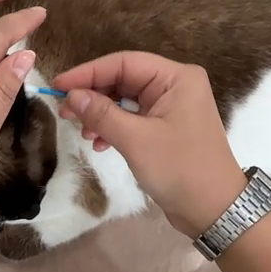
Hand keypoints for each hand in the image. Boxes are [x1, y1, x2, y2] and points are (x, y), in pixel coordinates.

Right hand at [52, 52, 248, 235]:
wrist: (212, 208)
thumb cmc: (179, 169)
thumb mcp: (136, 140)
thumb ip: (102, 114)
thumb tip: (71, 95)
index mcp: (175, 78)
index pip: (124, 63)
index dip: (88, 72)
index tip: (58, 85)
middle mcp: (175, 86)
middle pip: (124, 80)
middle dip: (94, 95)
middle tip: (65, 112)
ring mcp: (171, 108)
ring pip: (126, 101)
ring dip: (101, 114)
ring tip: (83, 133)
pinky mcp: (166, 129)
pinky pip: (133, 119)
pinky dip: (114, 128)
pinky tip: (99, 143)